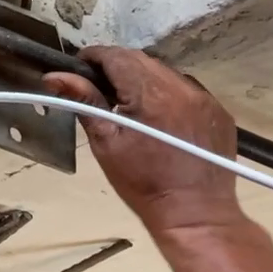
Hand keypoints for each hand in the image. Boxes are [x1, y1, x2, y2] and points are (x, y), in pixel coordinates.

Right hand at [44, 47, 244, 236]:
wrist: (196, 215)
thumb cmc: (142, 182)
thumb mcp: (105, 142)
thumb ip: (83, 101)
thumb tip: (54, 76)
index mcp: (150, 95)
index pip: (116, 56)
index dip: (93, 57)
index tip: (78, 68)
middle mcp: (182, 88)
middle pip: (140, 59)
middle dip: (115, 65)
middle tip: (97, 86)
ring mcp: (205, 99)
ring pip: (163, 71)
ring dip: (140, 77)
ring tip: (126, 100)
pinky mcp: (219, 111)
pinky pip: (185, 87)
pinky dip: (165, 91)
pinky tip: (156, 113)